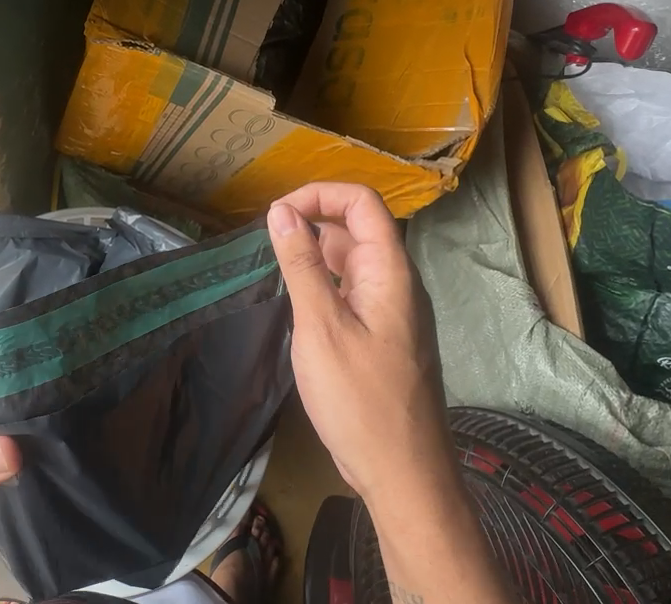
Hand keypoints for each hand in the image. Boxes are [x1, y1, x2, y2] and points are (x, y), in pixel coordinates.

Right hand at [269, 184, 513, 603]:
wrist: (404, 476)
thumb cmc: (361, 400)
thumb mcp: (320, 327)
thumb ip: (300, 265)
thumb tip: (280, 212)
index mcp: (390, 273)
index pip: (362, 203)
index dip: (320, 195)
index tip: (277, 215)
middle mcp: (395, 283)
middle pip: (356, 227)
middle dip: (311, 221)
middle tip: (266, 243)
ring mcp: (389, 310)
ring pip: (350, 260)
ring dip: (312, 253)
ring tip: (274, 268)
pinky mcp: (379, 335)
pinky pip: (349, 290)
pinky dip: (320, 283)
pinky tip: (294, 302)